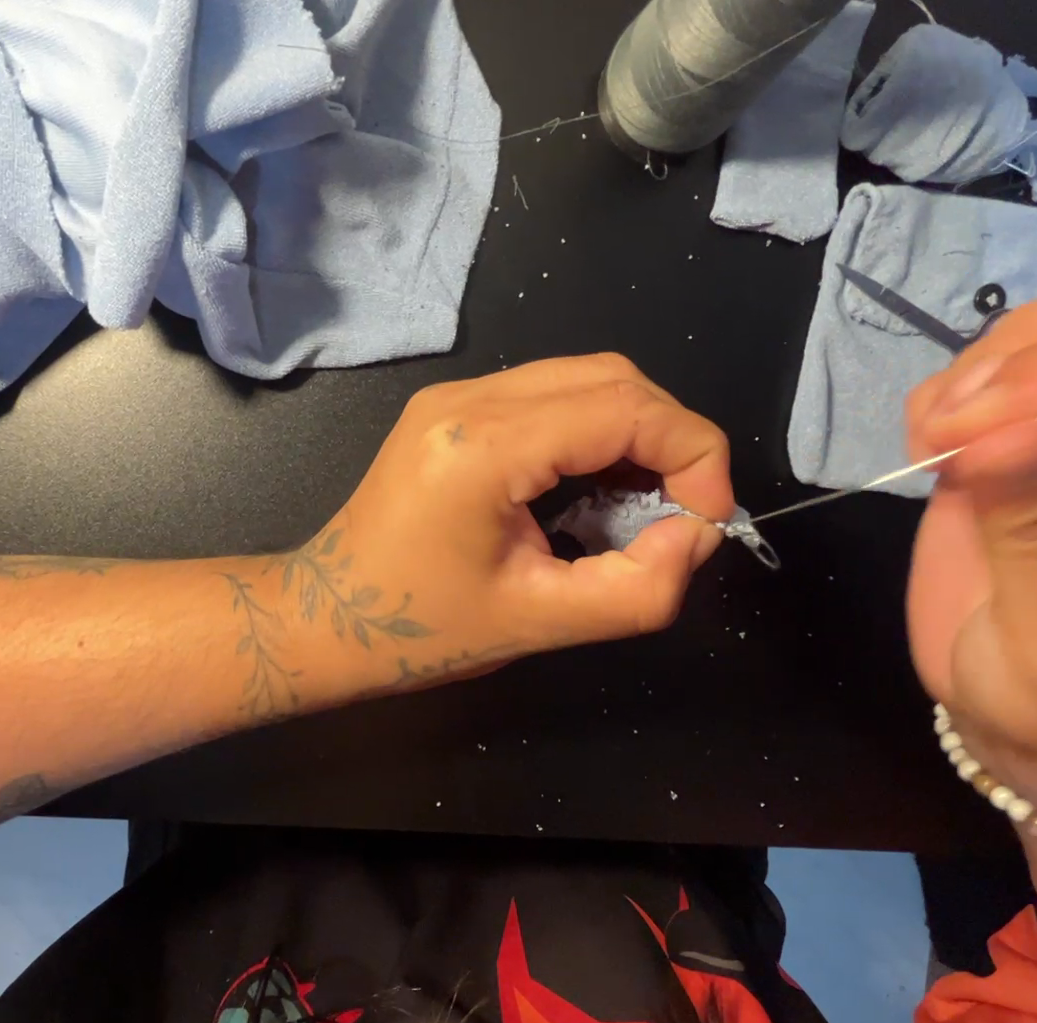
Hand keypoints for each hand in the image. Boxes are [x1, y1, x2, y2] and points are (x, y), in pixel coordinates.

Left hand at [329, 354, 733, 674]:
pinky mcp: (451, 408)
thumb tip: (696, 534)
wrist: (330, 616)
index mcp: (484, 446)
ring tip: (640, 505)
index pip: (627, 408)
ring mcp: (454, 396)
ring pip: (582, 378)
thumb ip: (640, 588)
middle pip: (611, 378)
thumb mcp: (541, 624)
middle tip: (680, 513)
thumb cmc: (422, 630)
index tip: (706, 521)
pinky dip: (592, 431)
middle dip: (669, 440)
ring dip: (633, 433)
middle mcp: (468, 399)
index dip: (693, 455)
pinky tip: (592, 487)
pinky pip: (547, 395)